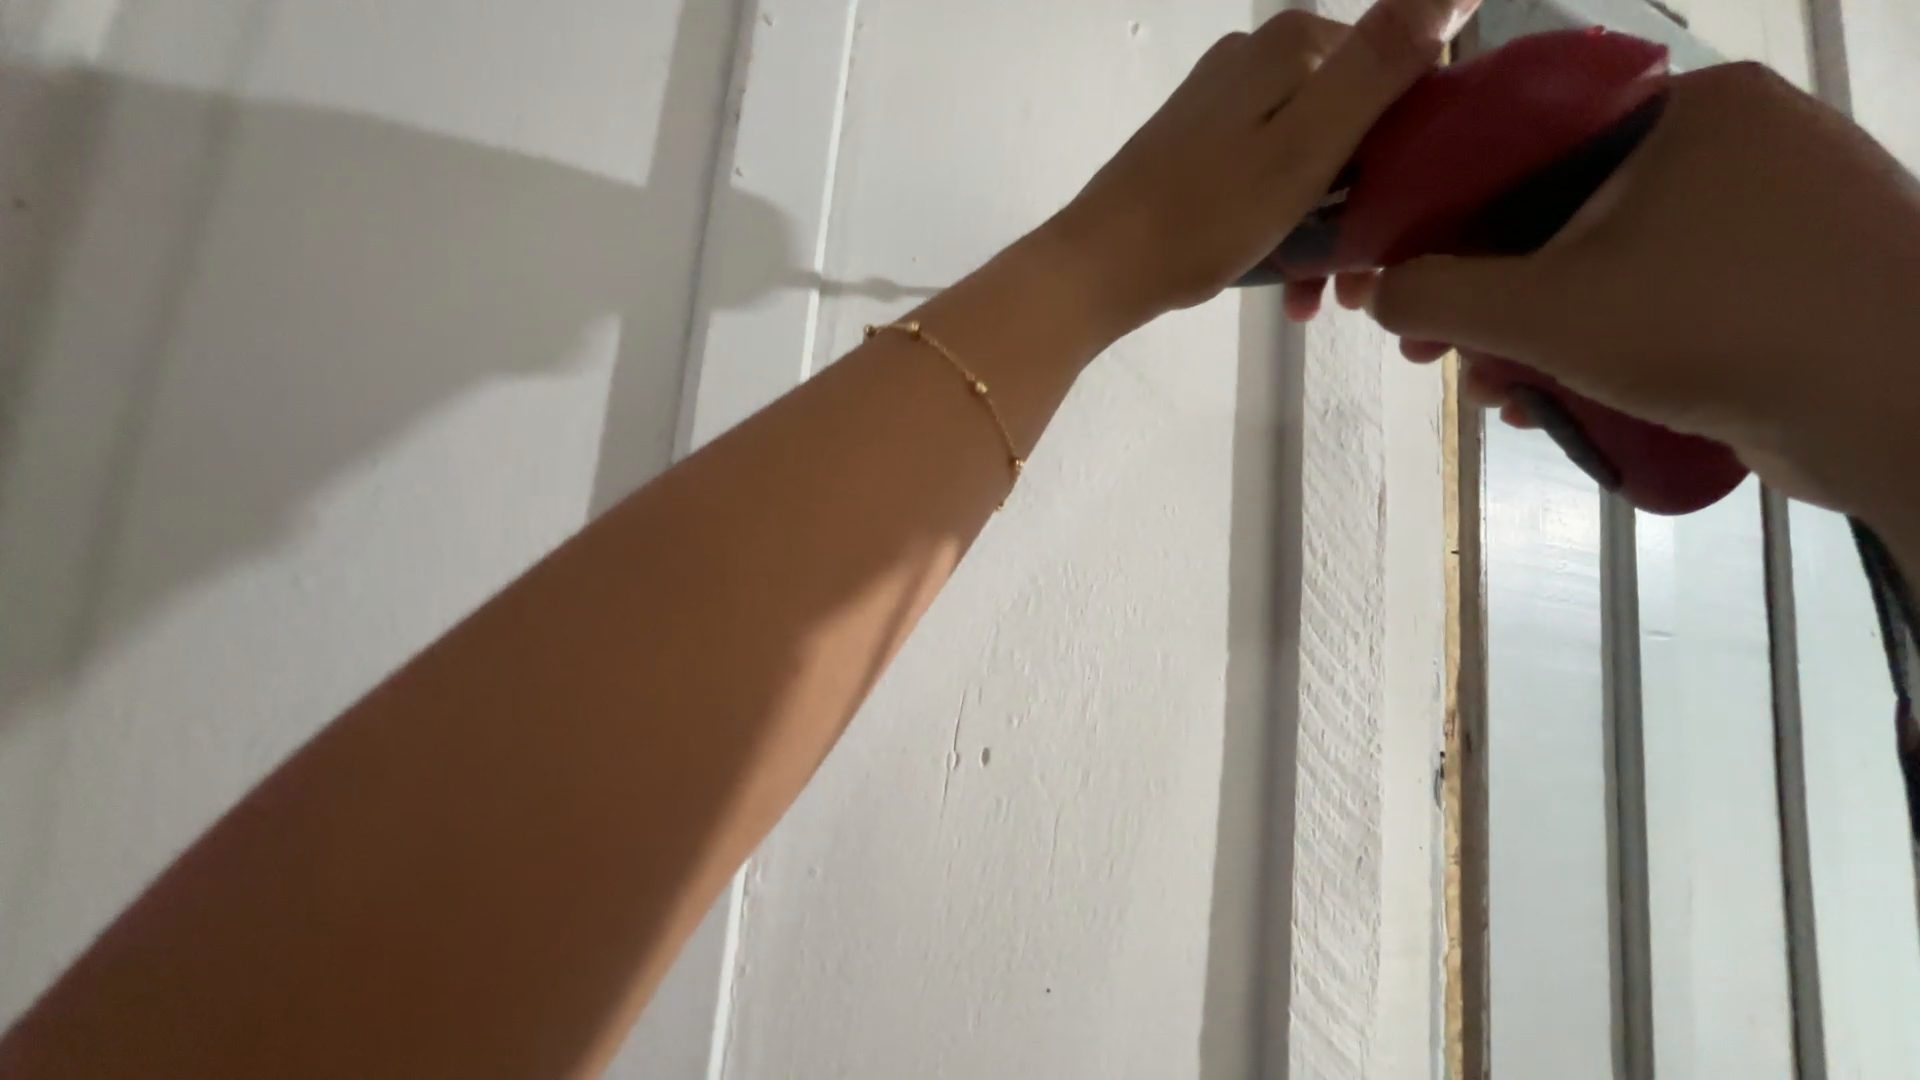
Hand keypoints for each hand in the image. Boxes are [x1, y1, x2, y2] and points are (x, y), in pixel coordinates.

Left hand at [1043, 0, 1480, 330]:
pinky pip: (1259, 182)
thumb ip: (1379, 64)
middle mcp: (1252, 62)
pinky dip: (1278, 227)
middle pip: (1347, 121)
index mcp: (1291, 45)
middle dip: (1362, 200)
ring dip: (1322, 228)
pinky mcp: (1193, 154)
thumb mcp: (1307, 142)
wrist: (1100, 268)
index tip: (1403, 220)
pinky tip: (1282, 281)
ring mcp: (1217, 109)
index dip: (1414, 147)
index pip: (1396, 71)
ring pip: (1303, 160)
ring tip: (1316, 294)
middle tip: (1356, 276)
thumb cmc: (1206, 215)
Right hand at [1352, 63, 1919, 532]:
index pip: (1520, 155)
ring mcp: (1764, 212)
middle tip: (1434, 355)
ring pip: (1595, 270)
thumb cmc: (1711, 329)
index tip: (1396, 285)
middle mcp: (1728, 145)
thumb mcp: (1538, 312)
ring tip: (1498, 395)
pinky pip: (1649, 300)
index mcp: (1680, 114)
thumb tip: (1374, 292)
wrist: (1911, 410)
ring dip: (1525, 339)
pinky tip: (1555, 400)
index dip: (1438, 225)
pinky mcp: (1779, 278)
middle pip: (1550, 222)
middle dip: (1480, 303)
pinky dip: (1590, 347)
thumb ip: (1433, 296)